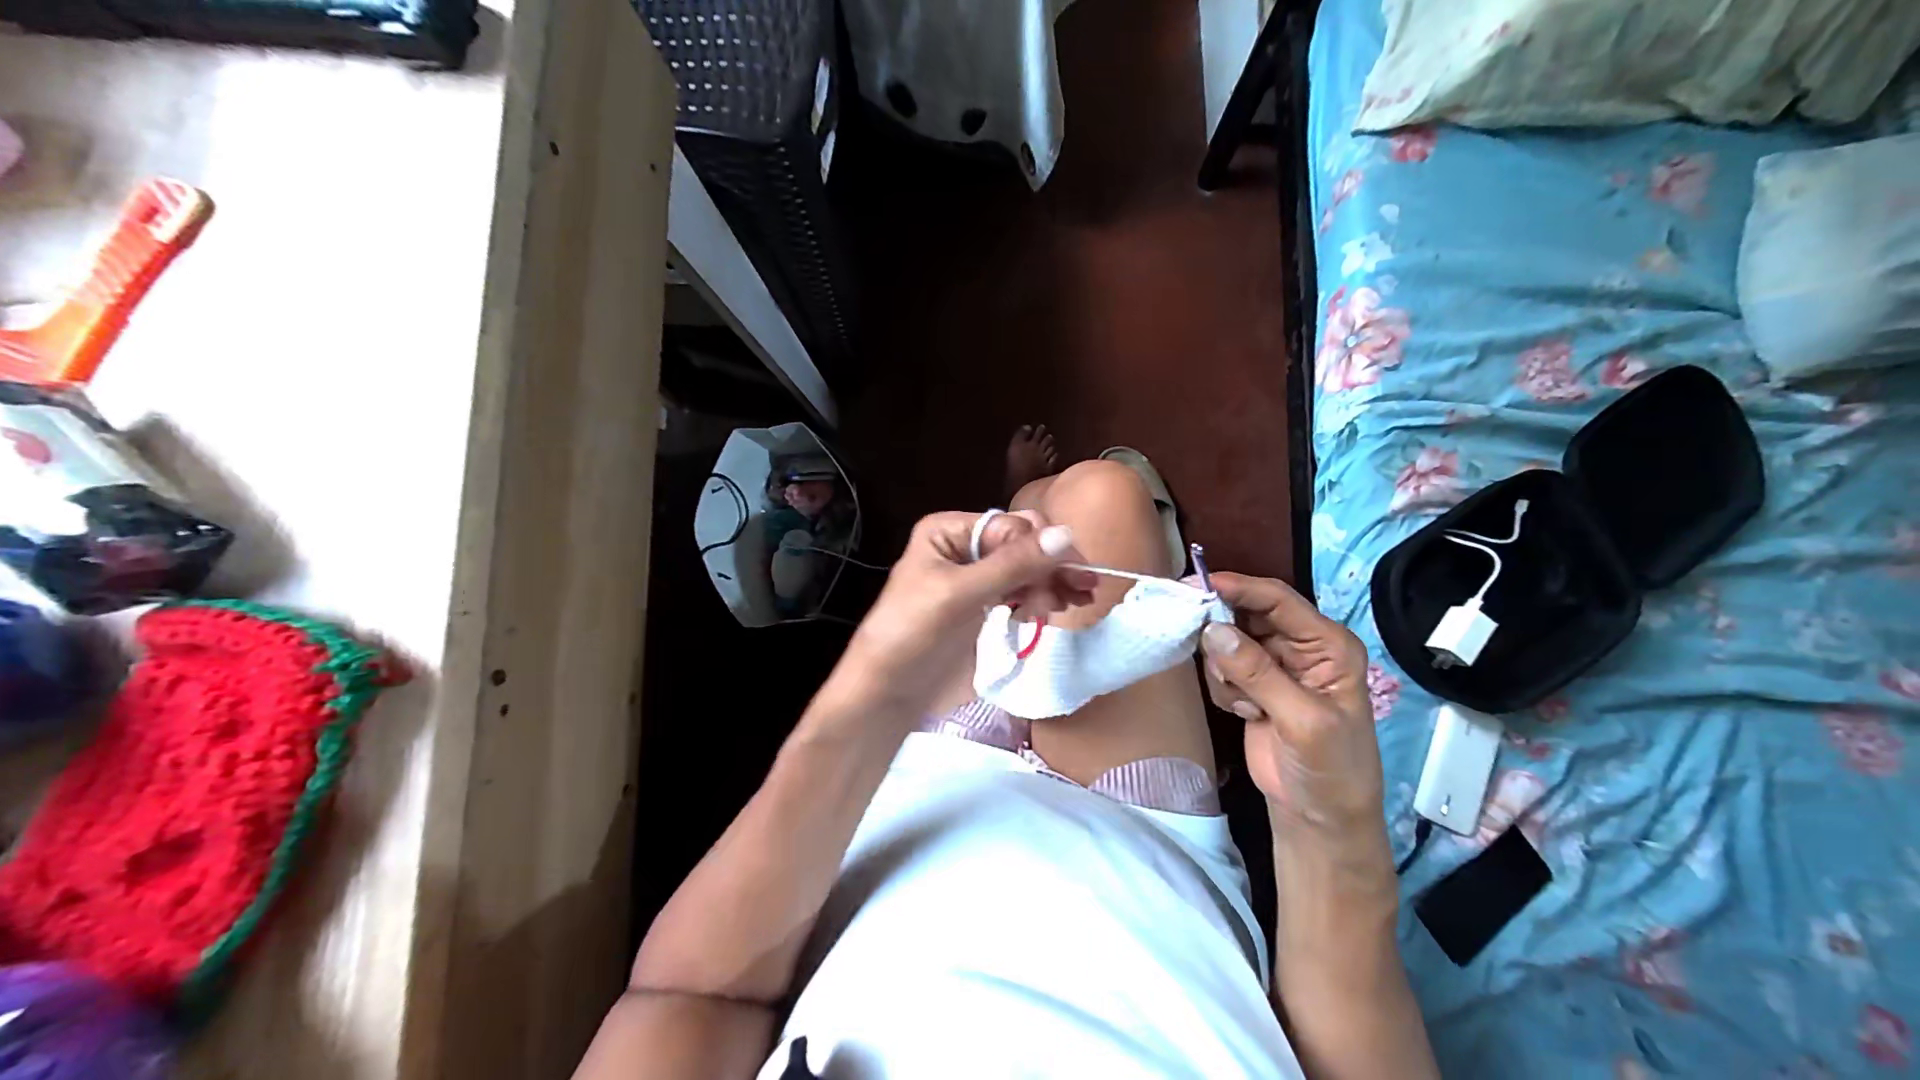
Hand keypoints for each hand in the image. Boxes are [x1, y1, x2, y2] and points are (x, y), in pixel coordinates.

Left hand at [820, 511, 1095, 718]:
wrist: (887, 691)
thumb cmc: (912, 634)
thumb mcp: (961, 595)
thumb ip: (1013, 565)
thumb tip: (1066, 534)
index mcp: (948, 530)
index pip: (1010, 526)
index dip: (1043, 548)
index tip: (1072, 577)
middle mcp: (961, 546)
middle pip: (1021, 545)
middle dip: (1050, 566)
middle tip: (1083, 593)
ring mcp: (972, 576)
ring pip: (1025, 568)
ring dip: (1050, 583)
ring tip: (1071, 605)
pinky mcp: (980, 604)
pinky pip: (1019, 590)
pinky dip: (1037, 597)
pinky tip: (1051, 609)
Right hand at [1198, 572, 1383, 835]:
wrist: (1318, 817)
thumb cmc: (1331, 768)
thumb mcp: (1302, 720)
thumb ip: (1258, 673)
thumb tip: (1213, 629)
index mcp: (1327, 644)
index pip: (1278, 600)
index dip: (1239, 587)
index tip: (1197, 583)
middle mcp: (1299, 647)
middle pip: (1247, 614)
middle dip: (1223, 628)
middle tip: (1193, 635)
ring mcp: (1273, 667)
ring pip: (1228, 640)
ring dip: (1224, 667)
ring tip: (1243, 702)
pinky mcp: (1252, 686)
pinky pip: (1221, 667)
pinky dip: (1223, 687)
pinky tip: (1244, 714)